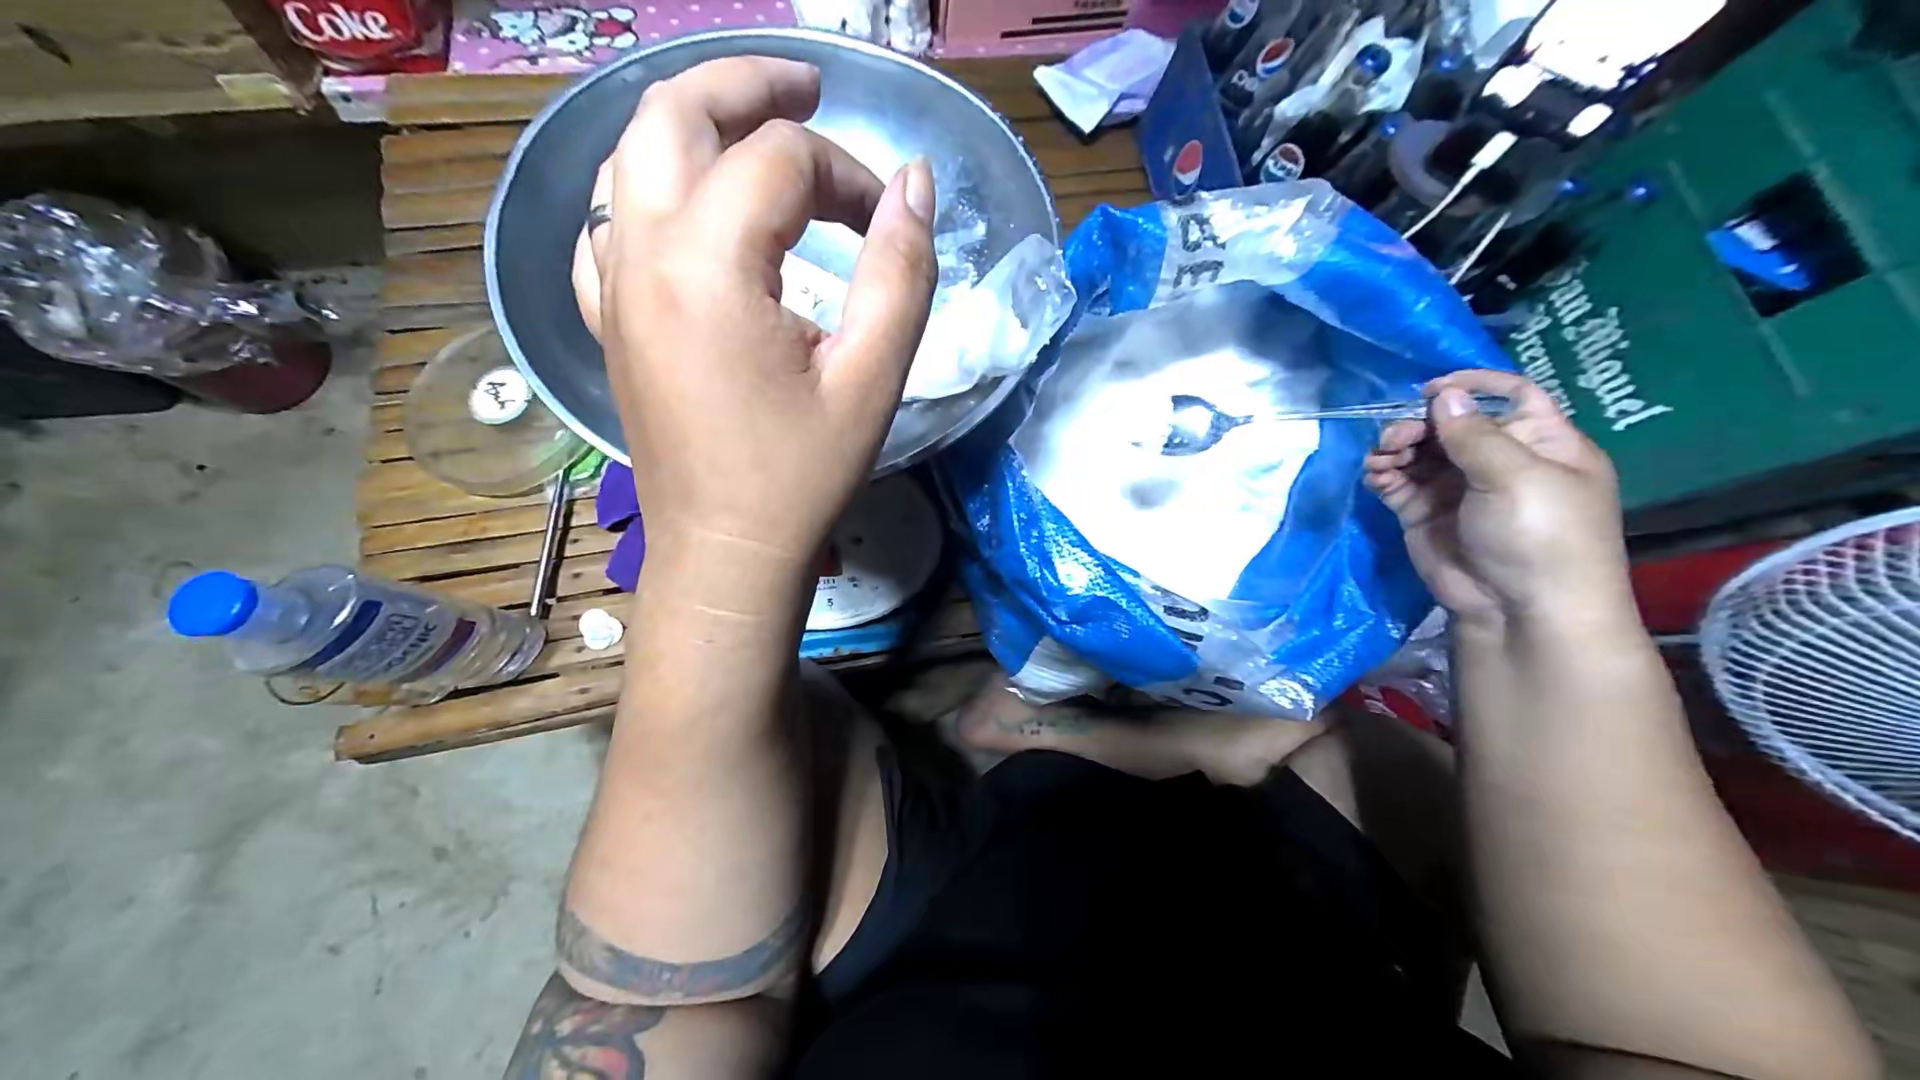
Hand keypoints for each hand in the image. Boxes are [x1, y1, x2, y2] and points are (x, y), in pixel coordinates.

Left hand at [572, 57, 936, 577]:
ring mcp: (611, 286)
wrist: (725, 551)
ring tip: (757, 138)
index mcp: (707, 265)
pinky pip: (608, 224)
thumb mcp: (872, 379)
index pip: (781, 161)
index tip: (888, 223)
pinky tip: (691, 216)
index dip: (848, 174)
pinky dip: (651, 192)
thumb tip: (914, 183)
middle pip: (673, 114)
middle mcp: (641, 255)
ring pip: (628, 156)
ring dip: (694, 129)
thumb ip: (901, 272)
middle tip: (811, 89)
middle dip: (747, 86)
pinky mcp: (609, 320)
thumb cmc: (802, 476)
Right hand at [1362, 370, 1630, 630]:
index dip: (1474, 385)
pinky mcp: (1423, 513)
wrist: (1518, 609)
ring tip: (1384, 459)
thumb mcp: (1517, 476)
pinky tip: (1377, 475)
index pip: (1510, 397)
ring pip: (1418, 451)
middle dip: (1420, 423)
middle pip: (1451, 423)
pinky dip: (1383, 473)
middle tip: (1396, 437)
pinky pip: (1398, 481)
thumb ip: (1473, 433)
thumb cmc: (1539, 534)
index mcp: (1540, 444)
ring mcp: (1457, 488)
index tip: (1432, 387)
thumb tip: (1443, 394)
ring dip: (1396, 448)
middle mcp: (1497, 461)